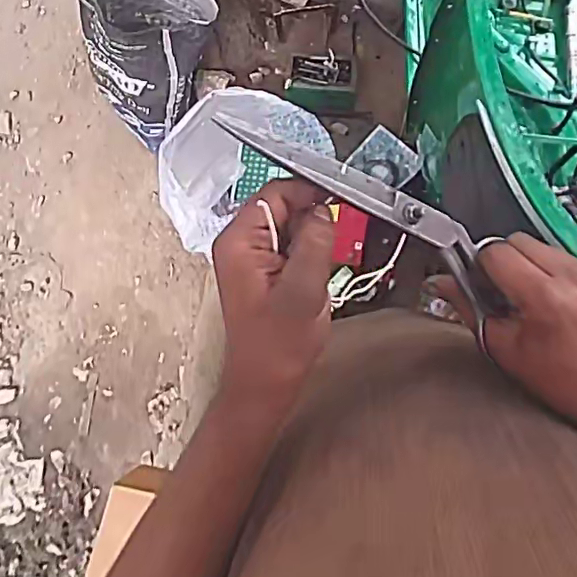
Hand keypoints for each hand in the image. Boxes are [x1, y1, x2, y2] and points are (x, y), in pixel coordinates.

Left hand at [210, 179, 338, 409]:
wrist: (265, 383)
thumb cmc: (276, 347)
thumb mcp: (304, 289)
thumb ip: (316, 242)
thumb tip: (324, 210)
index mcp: (239, 241)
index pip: (274, 194)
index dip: (307, 193)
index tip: (337, 200)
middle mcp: (239, 243)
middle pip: (282, 207)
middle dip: (311, 220)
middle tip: (332, 244)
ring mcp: (250, 256)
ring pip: (290, 226)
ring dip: (312, 240)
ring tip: (318, 272)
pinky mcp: (262, 269)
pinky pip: (291, 246)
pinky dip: (308, 255)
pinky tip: (314, 279)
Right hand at [432, 233, 576, 425]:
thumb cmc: (557, 377)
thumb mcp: (501, 345)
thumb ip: (468, 305)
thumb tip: (442, 281)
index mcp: (545, 295)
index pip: (495, 252)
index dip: (482, 267)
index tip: (483, 285)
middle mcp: (572, 275)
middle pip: (516, 241)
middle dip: (504, 261)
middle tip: (506, 292)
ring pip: (537, 244)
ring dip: (527, 264)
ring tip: (532, 297)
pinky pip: (560, 254)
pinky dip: (550, 269)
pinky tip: (555, 298)